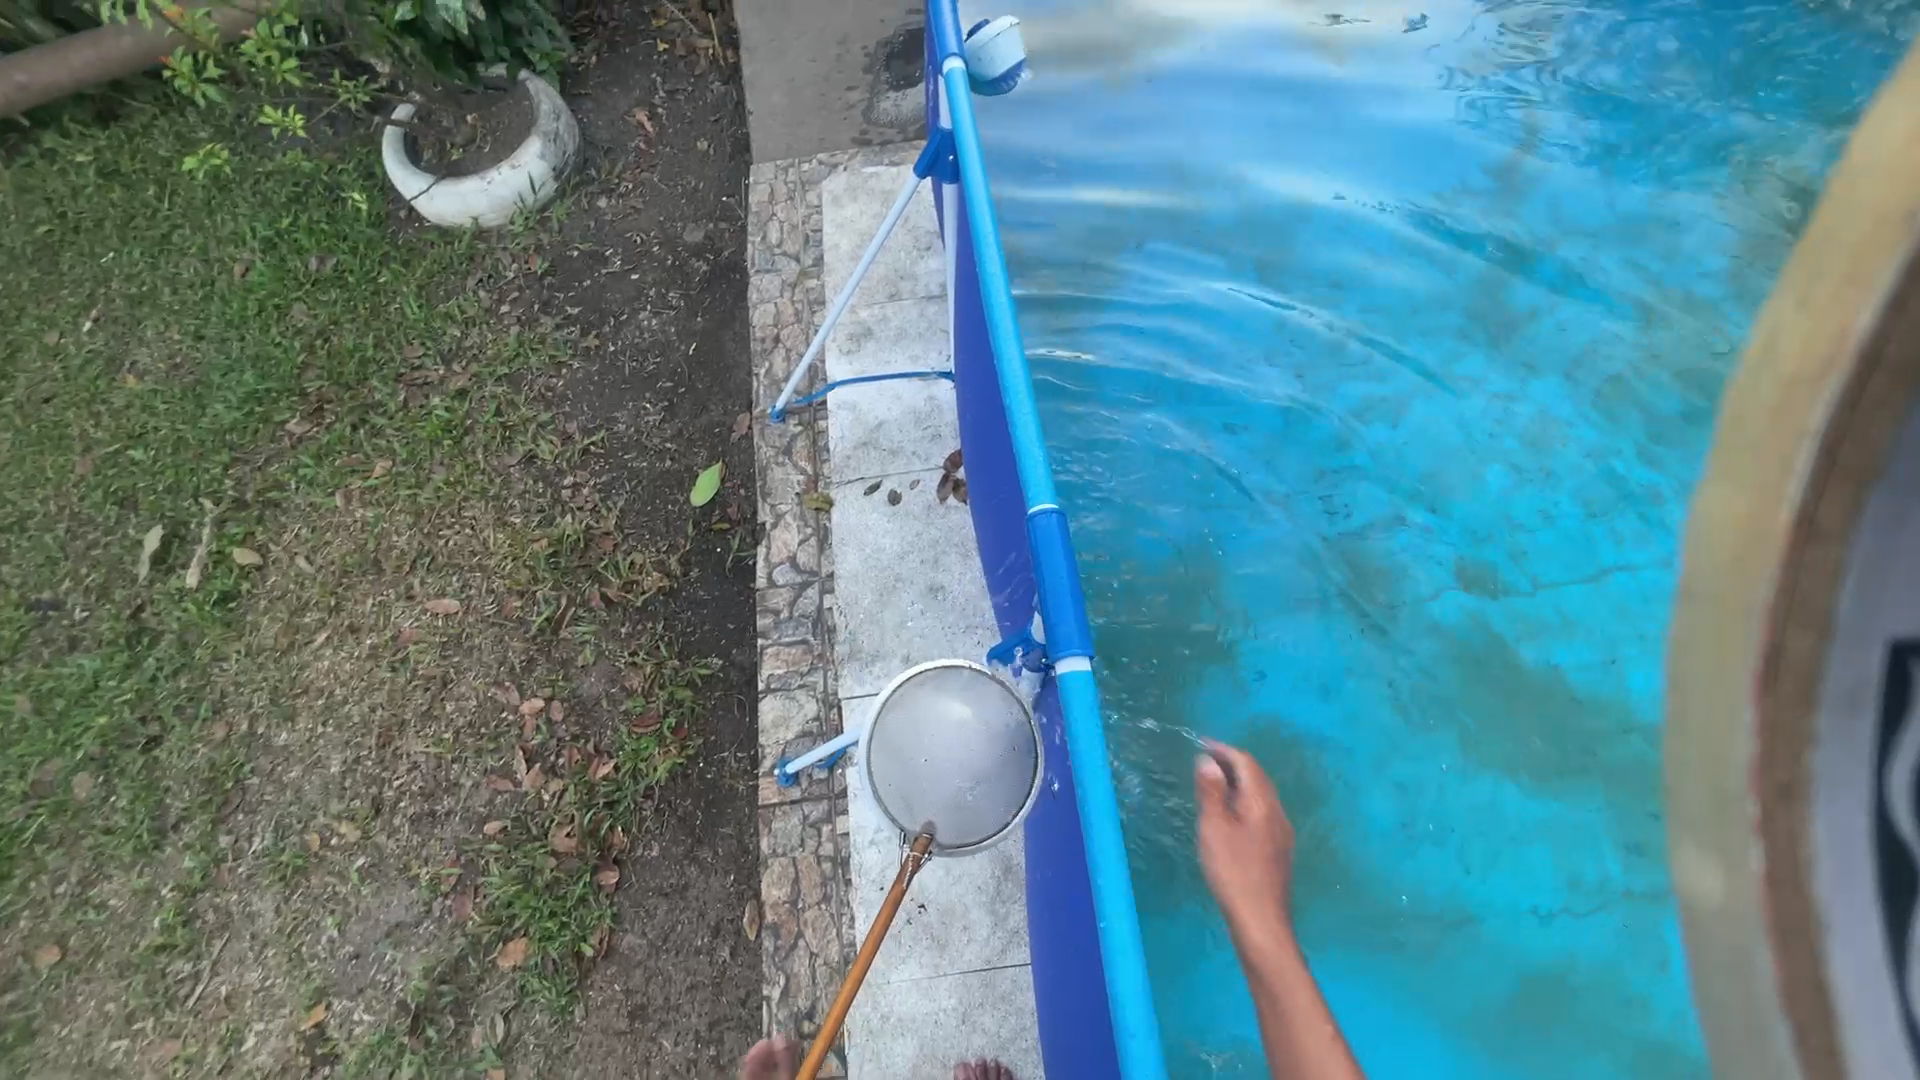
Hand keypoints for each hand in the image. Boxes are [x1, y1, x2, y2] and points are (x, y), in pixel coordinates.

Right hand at [1195, 739, 1295, 939]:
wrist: (1261, 919)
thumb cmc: (1232, 870)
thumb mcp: (1213, 827)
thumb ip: (1211, 791)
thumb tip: (1209, 761)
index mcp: (1262, 803)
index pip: (1246, 763)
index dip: (1224, 750)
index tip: (1201, 745)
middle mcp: (1277, 812)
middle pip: (1257, 777)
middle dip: (1232, 764)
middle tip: (1205, 761)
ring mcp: (1281, 832)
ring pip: (1261, 795)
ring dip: (1238, 783)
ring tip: (1213, 784)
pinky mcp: (1279, 849)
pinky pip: (1261, 811)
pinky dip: (1244, 801)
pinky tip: (1229, 815)